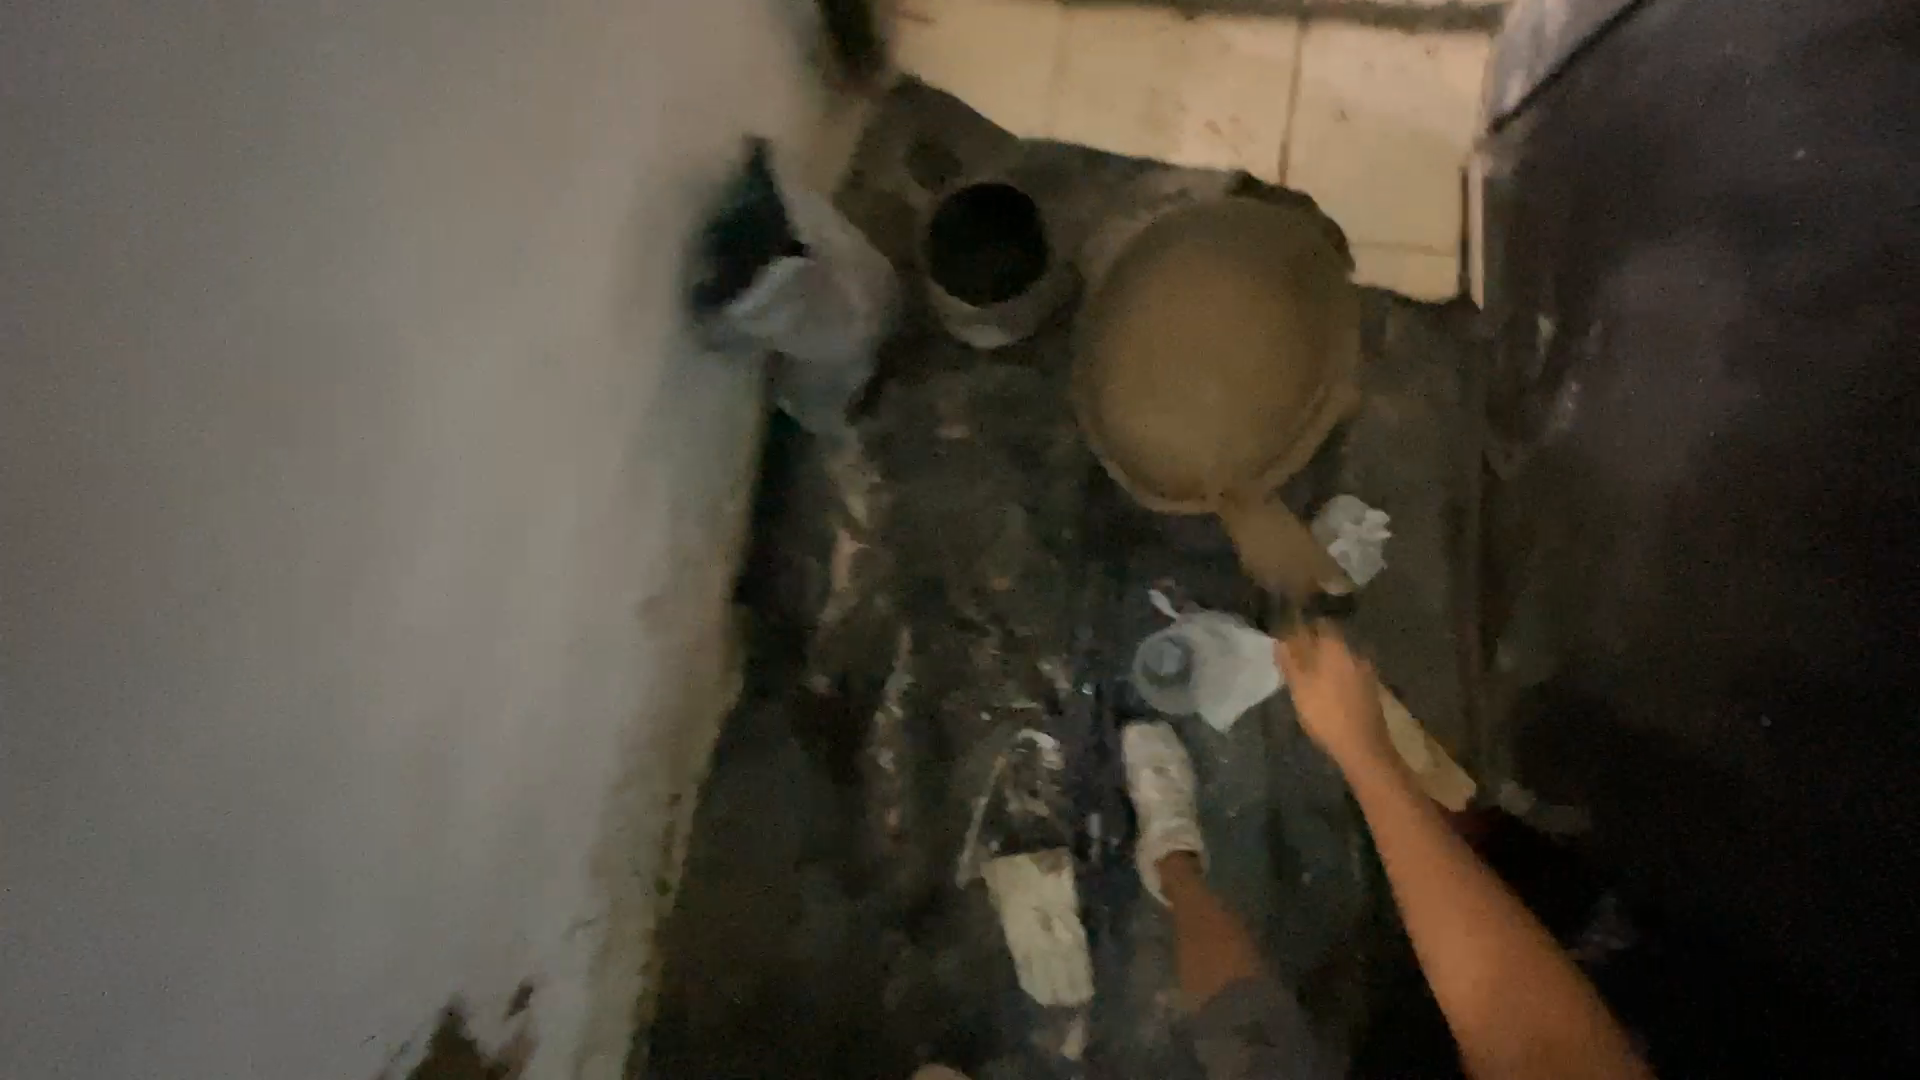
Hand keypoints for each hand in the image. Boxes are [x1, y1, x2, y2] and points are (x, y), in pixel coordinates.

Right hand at [1275, 624, 1393, 774]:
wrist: (1363, 746)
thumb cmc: (1325, 712)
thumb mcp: (1298, 686)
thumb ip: (1289, 660)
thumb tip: (1280, 640)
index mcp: (1336, 647)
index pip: (1319, 623)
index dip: (1303, 626)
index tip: (1288, 636)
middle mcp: (1355, 652)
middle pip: (1332, 639)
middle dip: (1314, 644)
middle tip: (1295, 656)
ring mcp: (1366, 670)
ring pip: (1341, 656)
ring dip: (1326, 660)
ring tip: (1308, 673)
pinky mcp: (1371, 688)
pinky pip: (1349, 670)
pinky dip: (1336, 673)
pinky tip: (1327, 687)